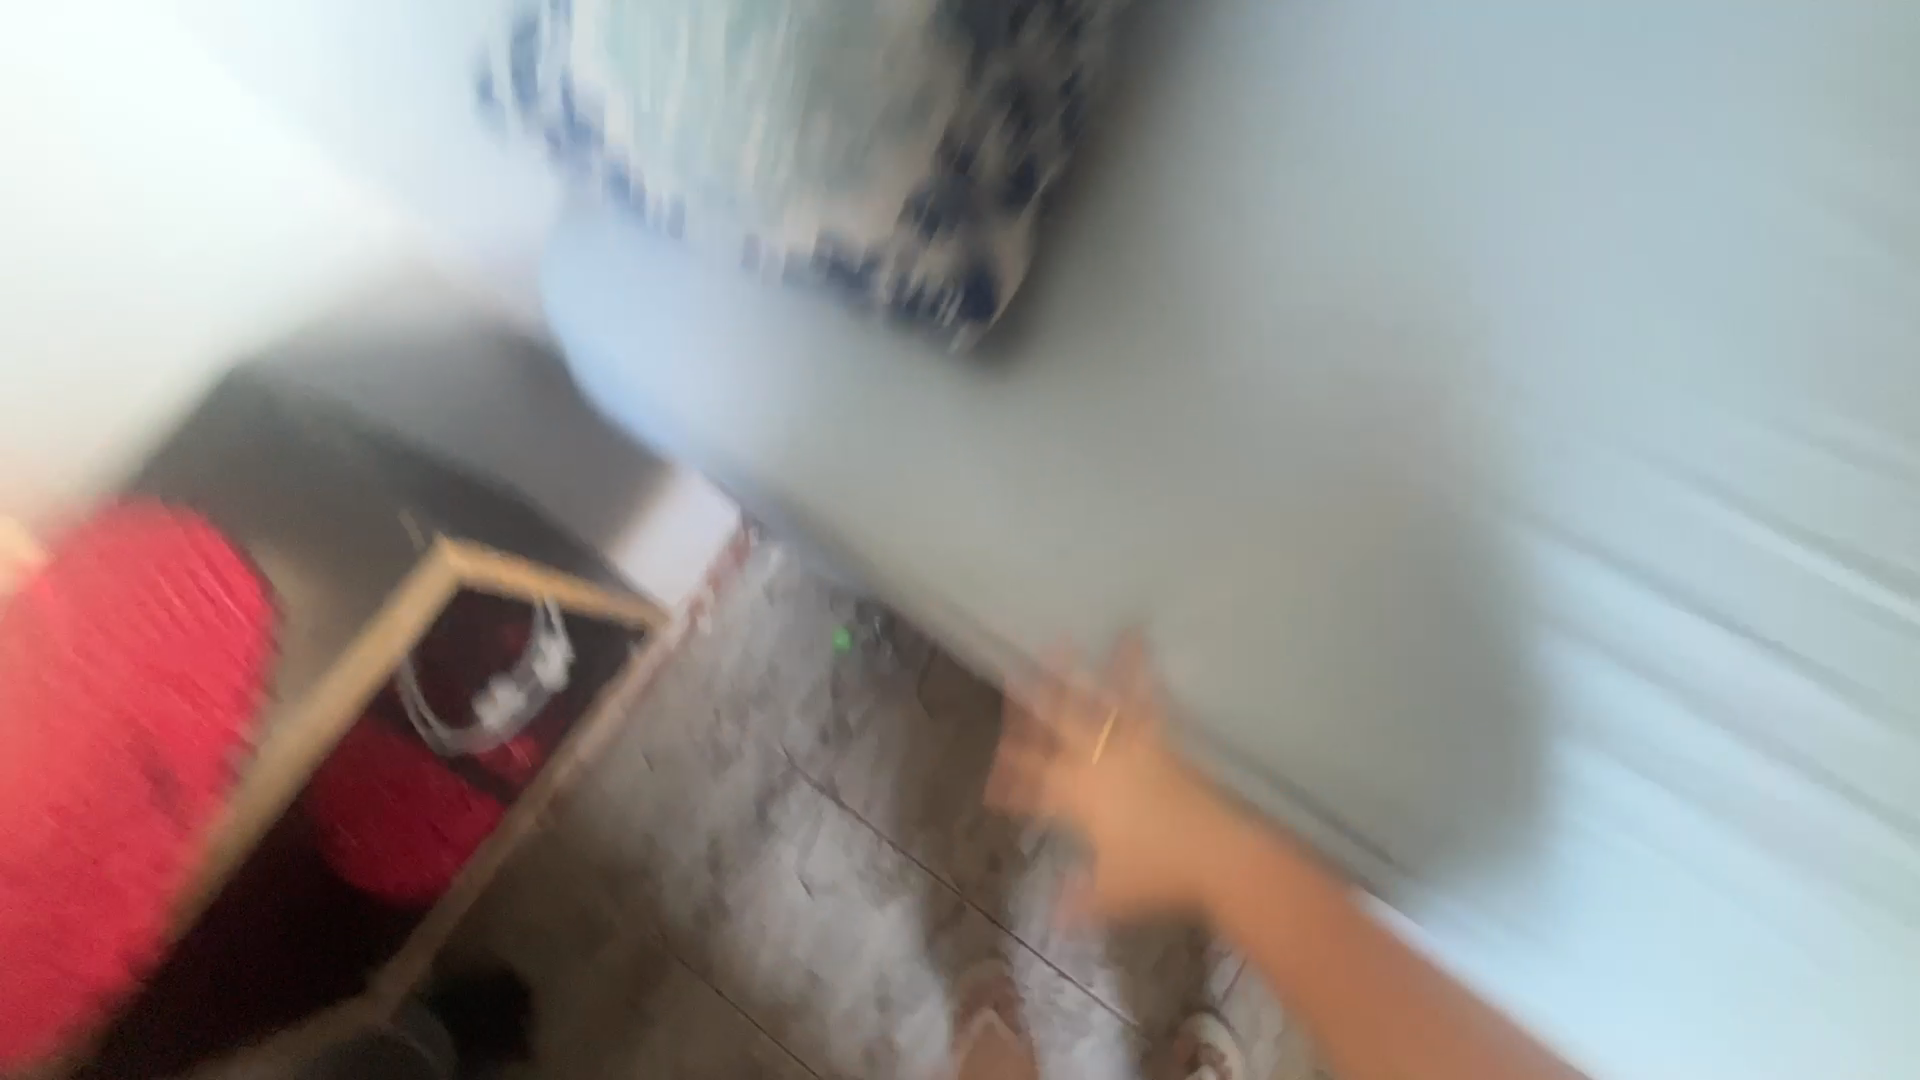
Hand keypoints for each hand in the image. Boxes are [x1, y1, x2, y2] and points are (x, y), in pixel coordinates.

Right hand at [986, 632, 1249, 925]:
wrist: (1214, 854)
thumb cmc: (1158, 875)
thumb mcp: (1111, 894)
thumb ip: (1077, 901)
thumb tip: (1053, 915)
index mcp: (1073, 799)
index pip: (1029, 787)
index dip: (1007, 784)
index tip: (991, 783)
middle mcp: (1091, 764)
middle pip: (1050, 730)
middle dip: (1026, 705)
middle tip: (1010, 677)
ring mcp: (1124, 746)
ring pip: (1089, 704)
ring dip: (1071, 673)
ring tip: (1059, 641)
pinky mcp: (1156, 737)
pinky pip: (1143, 698)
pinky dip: (1138, 667)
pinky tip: (1136, 639)